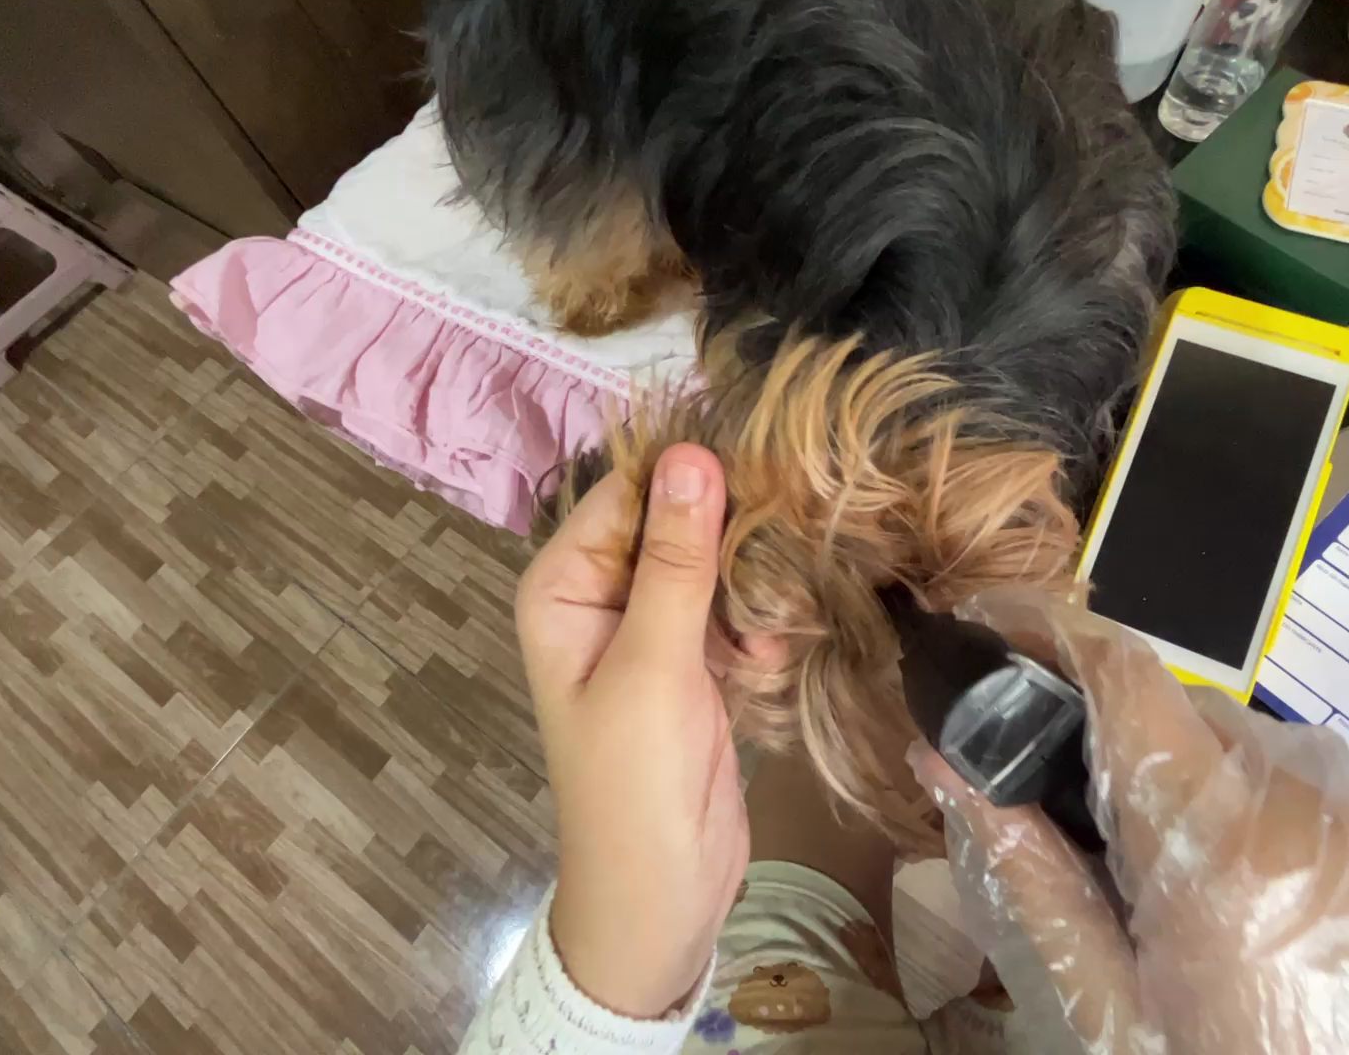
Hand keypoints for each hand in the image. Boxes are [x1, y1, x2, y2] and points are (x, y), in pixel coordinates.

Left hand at [515, 443, 748, 1018]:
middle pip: (674, 526)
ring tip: (767, 632)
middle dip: (729, 542)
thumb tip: (692, 455)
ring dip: (748, 591)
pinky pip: (728, 610)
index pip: (628, 494)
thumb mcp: (654, 665)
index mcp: (565, 584)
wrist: (662, 893)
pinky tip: (765, 663)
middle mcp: (601, 594)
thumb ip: (676, 560)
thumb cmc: (635, 780)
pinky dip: (752, 629)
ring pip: (711, 566)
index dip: (689, 478)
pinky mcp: (690, 658)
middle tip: (783, 551)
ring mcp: (649, 627)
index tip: (761, 471)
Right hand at [913, 590, 1348, 1054]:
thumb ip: (1023, 868)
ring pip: (1240, 737)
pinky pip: (1307, 773)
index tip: (987, 626)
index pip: (1121, 673)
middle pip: (1175, 705)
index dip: (1043, 628)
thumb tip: (935, 757)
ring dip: (1183, 769)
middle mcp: (1318, 795)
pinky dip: (1252, 796)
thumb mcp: (1109, 1004)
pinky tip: (1253, 879)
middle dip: (1108, 730)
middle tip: (1076, 807)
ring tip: (1170, 865)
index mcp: (1223, 841)